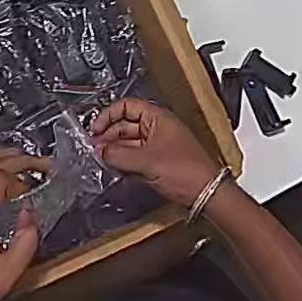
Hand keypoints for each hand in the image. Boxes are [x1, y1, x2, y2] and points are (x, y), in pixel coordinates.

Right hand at [89, 98, 222, 206]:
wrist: (206, 194)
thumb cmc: (186, 171)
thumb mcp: (147, 161)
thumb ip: (119, 155)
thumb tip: (100, 150)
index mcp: (157, 118)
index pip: (127, 106)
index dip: (109, 115)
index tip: (95, 129)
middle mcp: (157, 128)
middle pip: (126, 125)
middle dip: (109, 136)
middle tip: (95, 148)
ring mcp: (157, 146)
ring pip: (129, 143)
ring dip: (115, 151)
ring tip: (102, 160)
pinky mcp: (158, 162)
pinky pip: (135, 158)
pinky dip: (124, 162)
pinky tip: (115, 169)